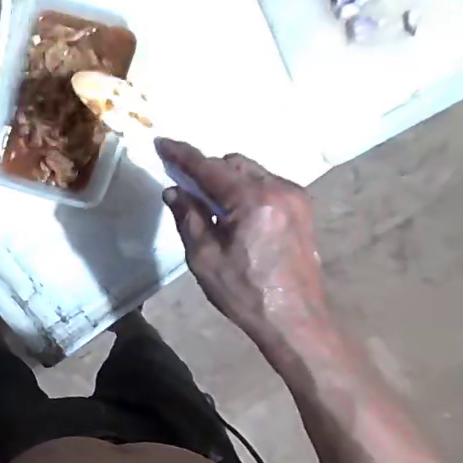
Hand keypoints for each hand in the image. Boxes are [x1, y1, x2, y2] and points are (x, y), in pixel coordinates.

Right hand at [155, 137, 330, 345]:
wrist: (295, 319)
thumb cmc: (244, 292)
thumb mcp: (205, 258)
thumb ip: (189, 218)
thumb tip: (175, 191)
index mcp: (252, 200)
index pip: (210, 167)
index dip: (182, 155)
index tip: (161, 143)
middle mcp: (278, 189)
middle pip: (234, 164)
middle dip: (206, 169)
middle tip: (184, 186)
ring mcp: (295, 198)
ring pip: (252, 172)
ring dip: (227, 179)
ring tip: (208, 203)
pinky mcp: (301, 210)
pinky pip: (267, 185)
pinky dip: (245, 190)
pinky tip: (233, 213)